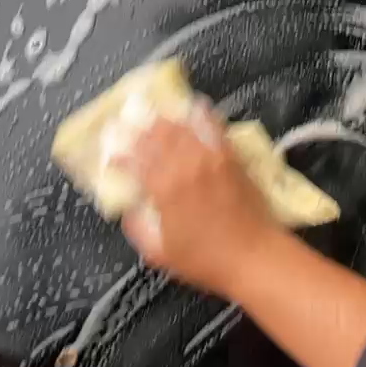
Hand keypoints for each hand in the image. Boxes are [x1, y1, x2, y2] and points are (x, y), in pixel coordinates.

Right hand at [120, 103, 287, 299]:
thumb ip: (138, 227)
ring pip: (182, 127)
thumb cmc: (206, 260)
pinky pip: (214, 126)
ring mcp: (211, 156)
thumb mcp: (160, 253)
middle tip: (127, 128)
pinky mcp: (231, 155)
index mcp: (165, 188)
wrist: (254, 254)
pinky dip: (202, 114)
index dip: (119, 157)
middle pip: (156, 137)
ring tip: (154, 116)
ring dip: (165, 120)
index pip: (134, 161)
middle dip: (139, 131)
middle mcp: (186, 165)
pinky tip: (195, 106)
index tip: (111, 157)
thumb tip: (129, 209)